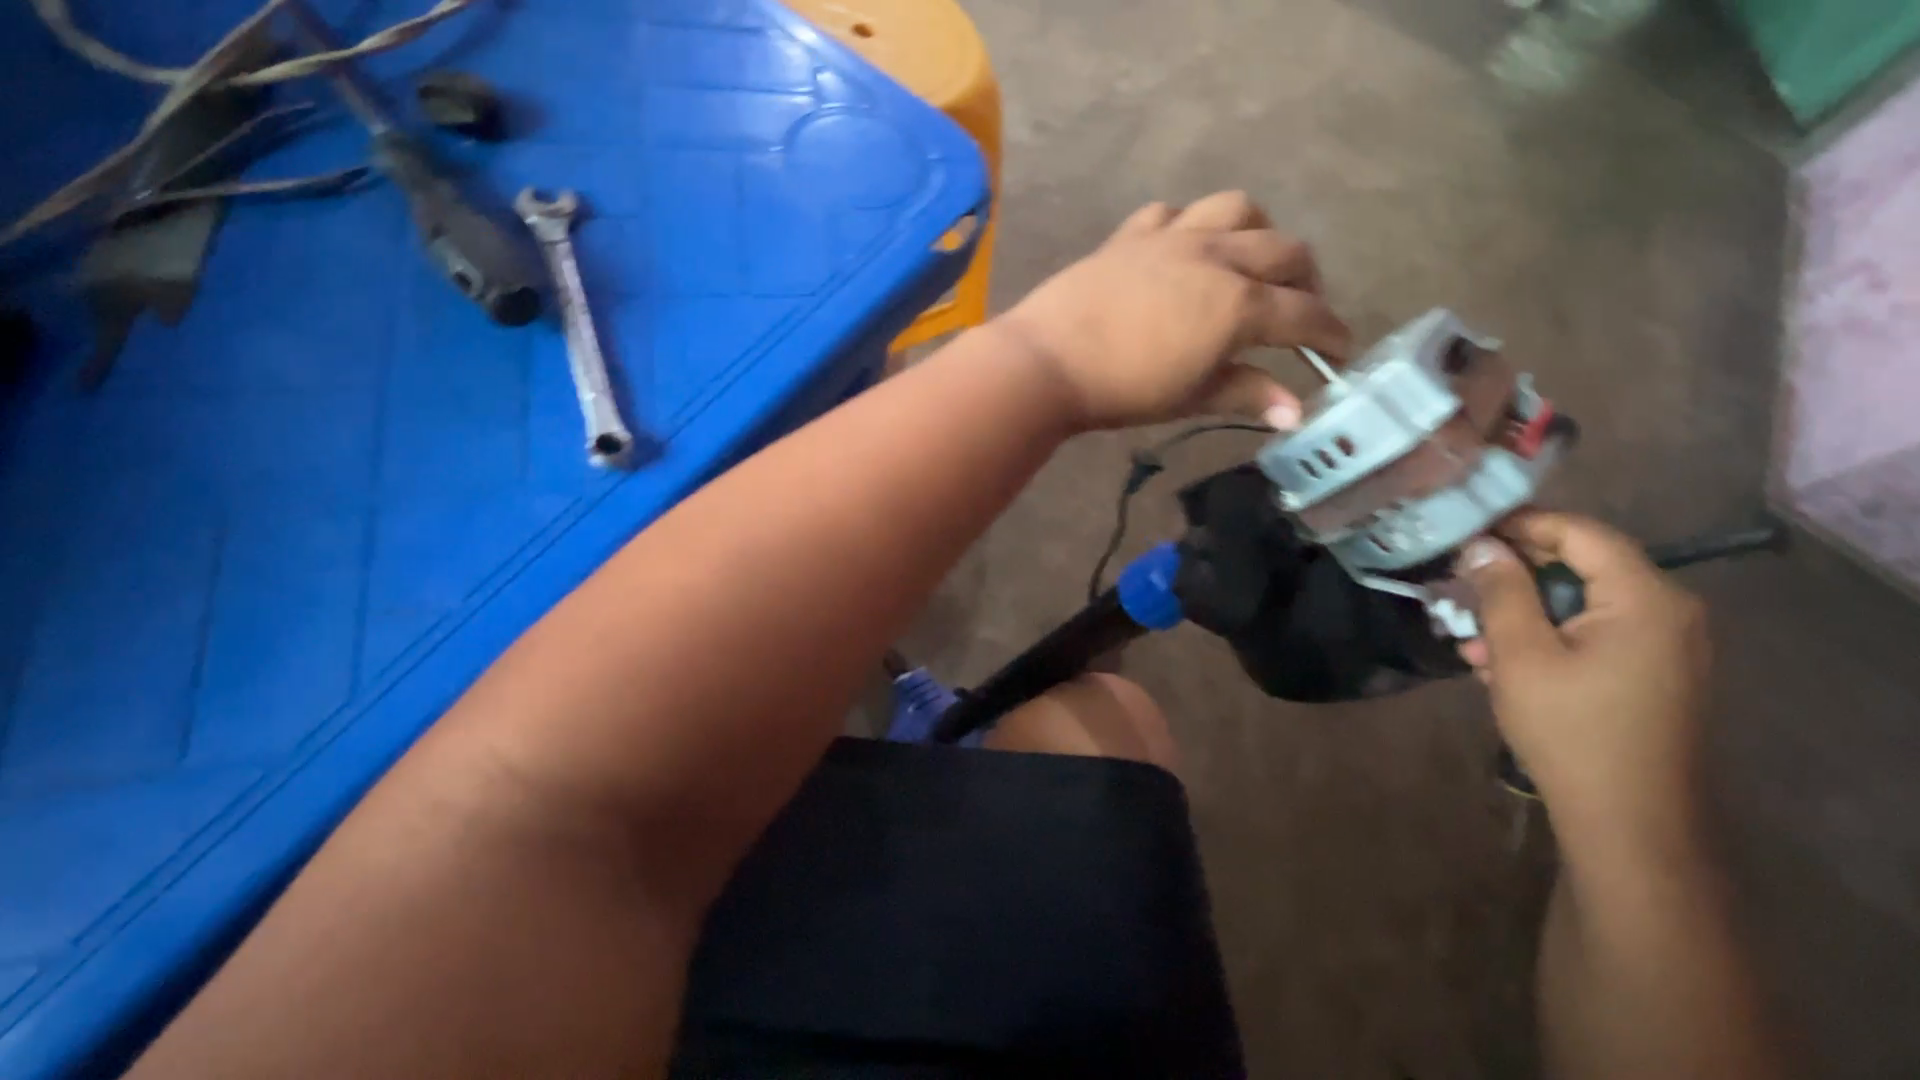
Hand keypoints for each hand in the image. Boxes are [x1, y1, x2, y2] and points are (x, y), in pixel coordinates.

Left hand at [993, 191, 1350, 430]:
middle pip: (1286, 251)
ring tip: (1251, 264)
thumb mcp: (1190, 397)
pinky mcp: (1131, 234)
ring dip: (1259, 232)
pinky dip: (1190, 226)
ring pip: (1238, 209)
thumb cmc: (1122, 389)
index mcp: (1239, 303)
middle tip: (1300, 312)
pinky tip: (1183, 251)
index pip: (1305, 314)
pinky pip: (1174, 213)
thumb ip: (1246, 394)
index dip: (1331, 333)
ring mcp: (1172, 237)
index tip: (1340, 350)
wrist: (1046, 361)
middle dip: (1307, 281)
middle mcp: (1216, 256)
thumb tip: (1295, 411)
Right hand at [1456, 512, 1709, 838]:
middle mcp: (1668, 611)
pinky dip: (1550, 638)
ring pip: (1583, 604)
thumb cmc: (1571, 729)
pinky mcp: (1655, 674)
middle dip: (1517, 574)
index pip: (1581, 533)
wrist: (1630, 821)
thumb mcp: (1520, 655)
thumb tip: (1482, 546)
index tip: (1468, 531)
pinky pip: (1596, 634)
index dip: (1522, 524)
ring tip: (1472, 639)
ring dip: (1525, 613)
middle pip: (1584, 566)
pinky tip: (1502, 665)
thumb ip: (1501, 591)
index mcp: (1644, 598)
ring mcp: (1666, 645)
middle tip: (1462, 585)